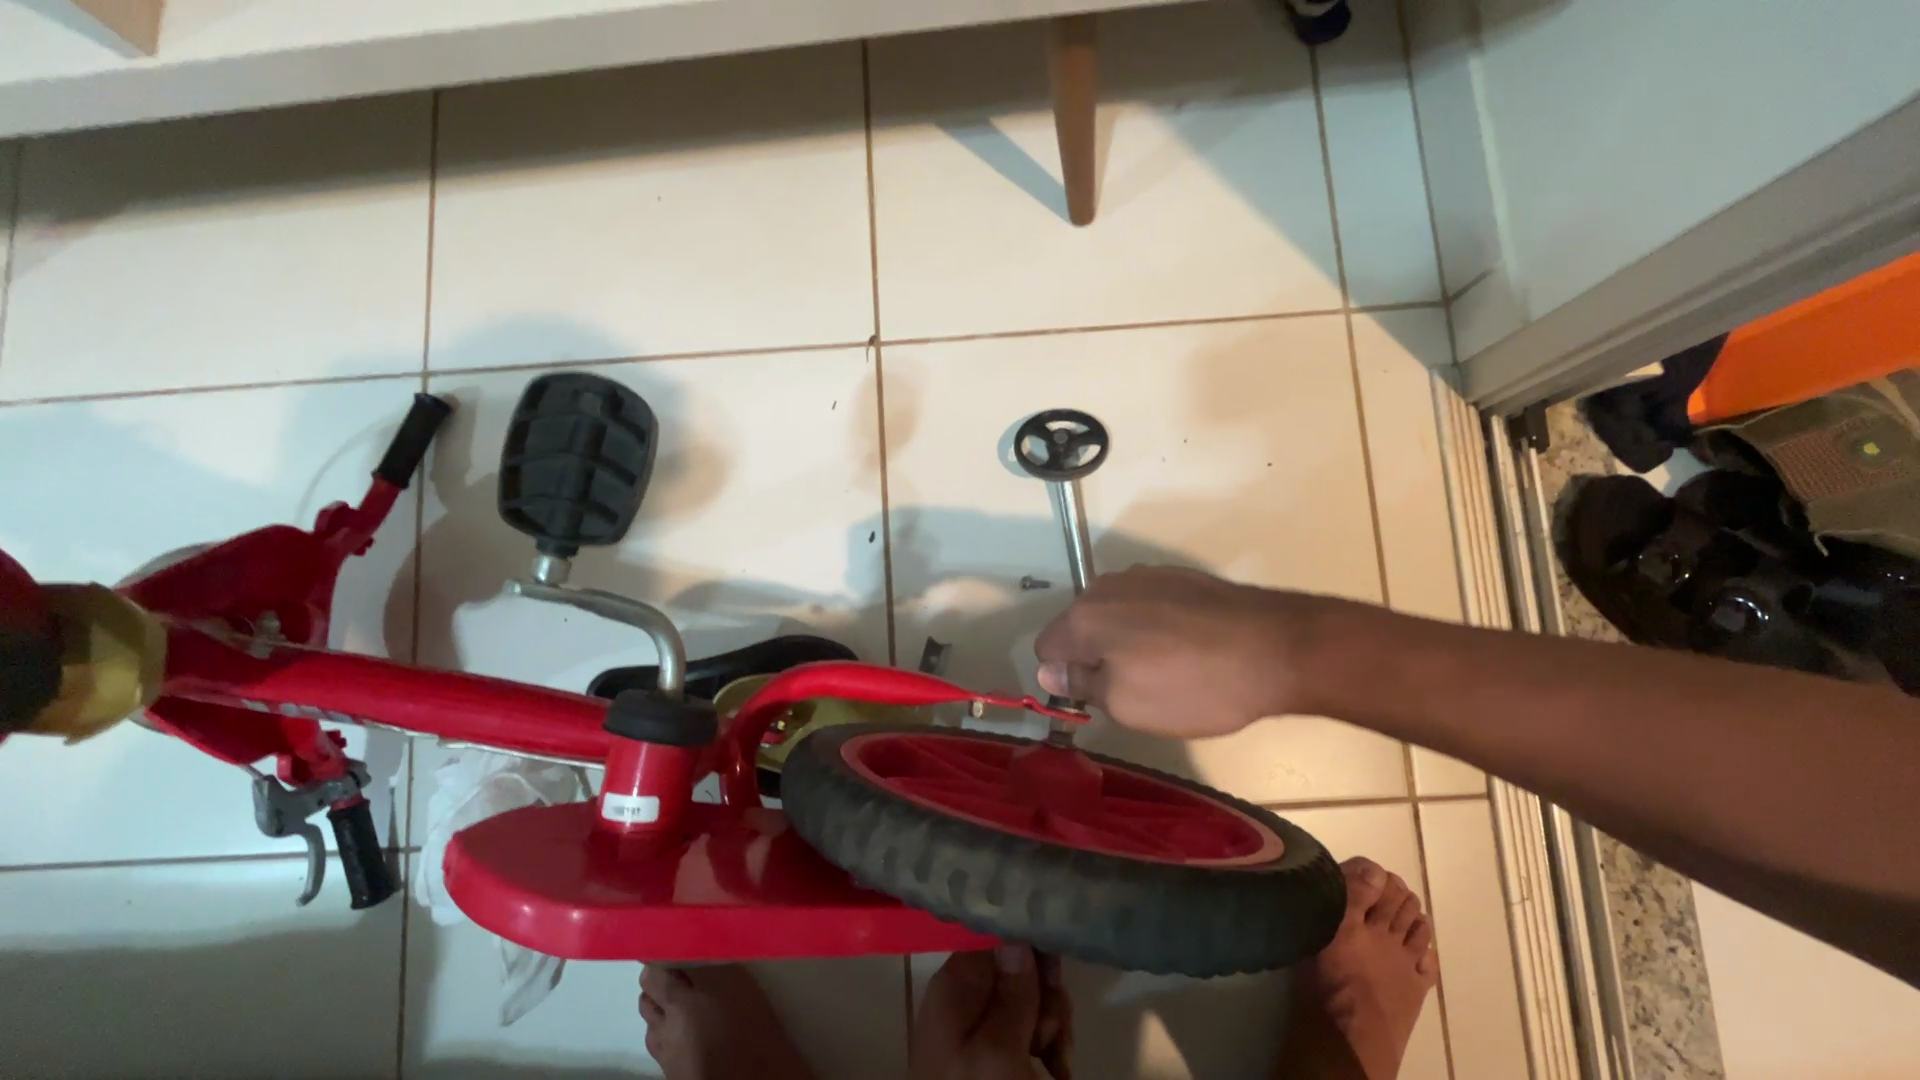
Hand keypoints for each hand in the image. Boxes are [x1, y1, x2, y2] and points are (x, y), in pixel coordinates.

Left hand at [912, 947, 1072, 1079]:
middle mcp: (963, 997)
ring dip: (1053, 1027)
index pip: (994, 933)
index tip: (1055, 971)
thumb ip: (1012, 991)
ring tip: (1056, 1061)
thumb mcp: (1000, 1049)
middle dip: (1046, 997)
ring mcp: (976, 1027)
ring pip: (1030, 1001)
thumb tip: (1016, 932)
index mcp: (955, 984)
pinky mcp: (992, 1054)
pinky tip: (1056, 1072)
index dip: (1029, 944)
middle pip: (1018, 968)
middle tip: (1053, 1031)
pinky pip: (1028, 1032)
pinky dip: (1047, 1049)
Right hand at [1034, 565, 1338, 737]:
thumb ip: (1079, 684)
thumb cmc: (1194, 686)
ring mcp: (1146, 576)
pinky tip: (1191, 648)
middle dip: (1096, 657)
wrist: (1278, 648)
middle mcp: (1107, 586)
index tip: (1100, 698)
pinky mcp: (1181, 576)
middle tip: (1136, 689)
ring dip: (1127, 641)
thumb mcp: (1126, 704)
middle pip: (1080, 627)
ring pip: (1116, 615)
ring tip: (1169, 670)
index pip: (1046, 648)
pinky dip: (1157, 626)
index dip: (1065, 678)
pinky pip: (1149, 605)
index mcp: (1084, 617)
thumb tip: (1048, 669)